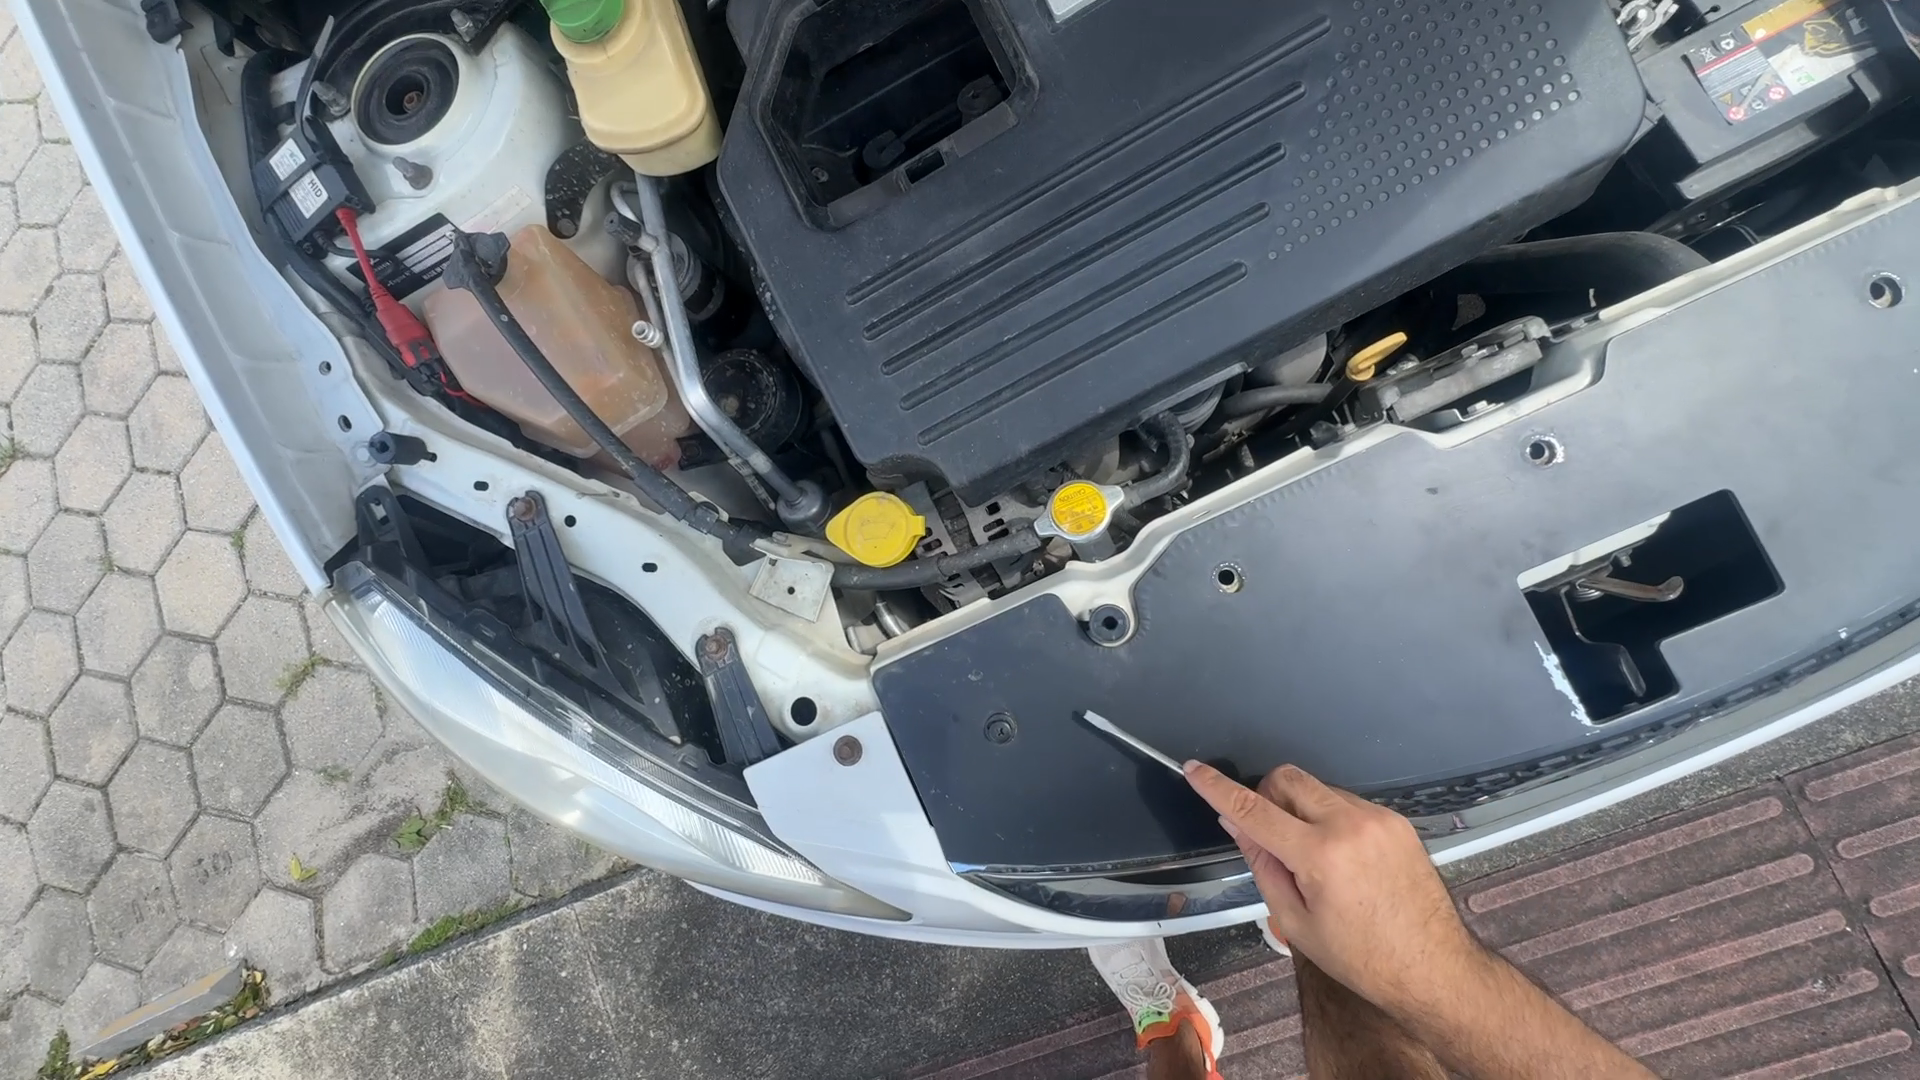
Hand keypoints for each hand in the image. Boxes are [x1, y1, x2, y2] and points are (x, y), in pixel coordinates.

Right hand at [1183, 761, 1483, 1014]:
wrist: (1440, 971)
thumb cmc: (1360, 957)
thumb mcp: (1295, 921)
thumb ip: (1261, 862)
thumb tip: (1234, 821)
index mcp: (1320, 855)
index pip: (1254, 809)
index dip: (1217, 787)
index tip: (1193, 769)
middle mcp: (1349, 824)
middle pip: (1287, 779)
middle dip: (1267, 794)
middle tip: (1270, 833)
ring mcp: (1378, 818)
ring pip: (1316, 788)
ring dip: (1300, 809)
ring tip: (1314, 855)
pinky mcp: (1396, 819)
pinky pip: (1344, 801)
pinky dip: (1329, 817)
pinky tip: (1343, 856)